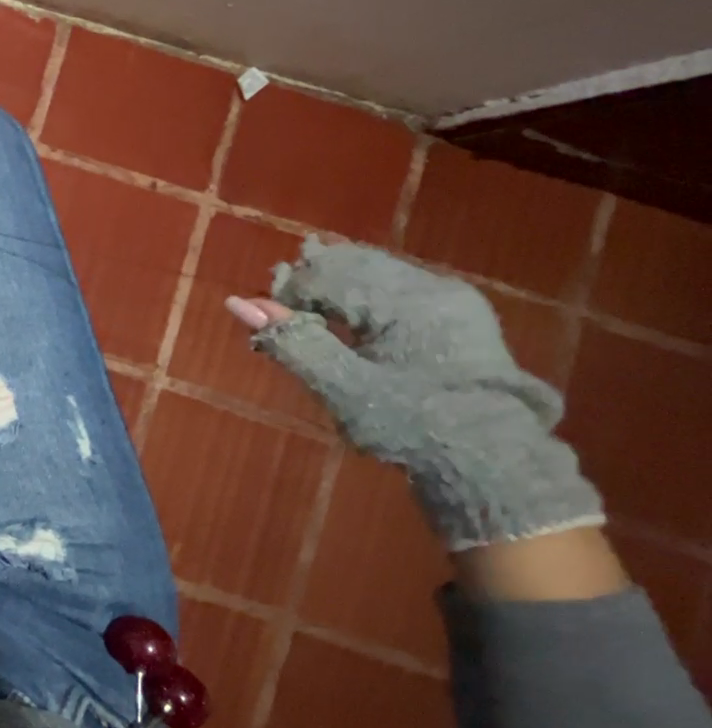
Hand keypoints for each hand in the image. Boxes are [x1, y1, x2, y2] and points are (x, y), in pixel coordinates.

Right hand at [219, 240, 601, 552]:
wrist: (491, 462)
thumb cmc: (409, 425)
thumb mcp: (341, 388)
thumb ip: (292, 341)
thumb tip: (236, 302)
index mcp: (407, 302)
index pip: (328, 275)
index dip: (289, 292)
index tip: (268, 320)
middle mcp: (432, 286)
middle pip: (353, 265)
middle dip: (311, 282)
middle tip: (281, 309)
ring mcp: (450, 297)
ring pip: (374, 271)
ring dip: (335, 284)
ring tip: (308, 311)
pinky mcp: (457, 313)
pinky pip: (396, 285)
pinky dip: (362, 293)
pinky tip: (346, 314)